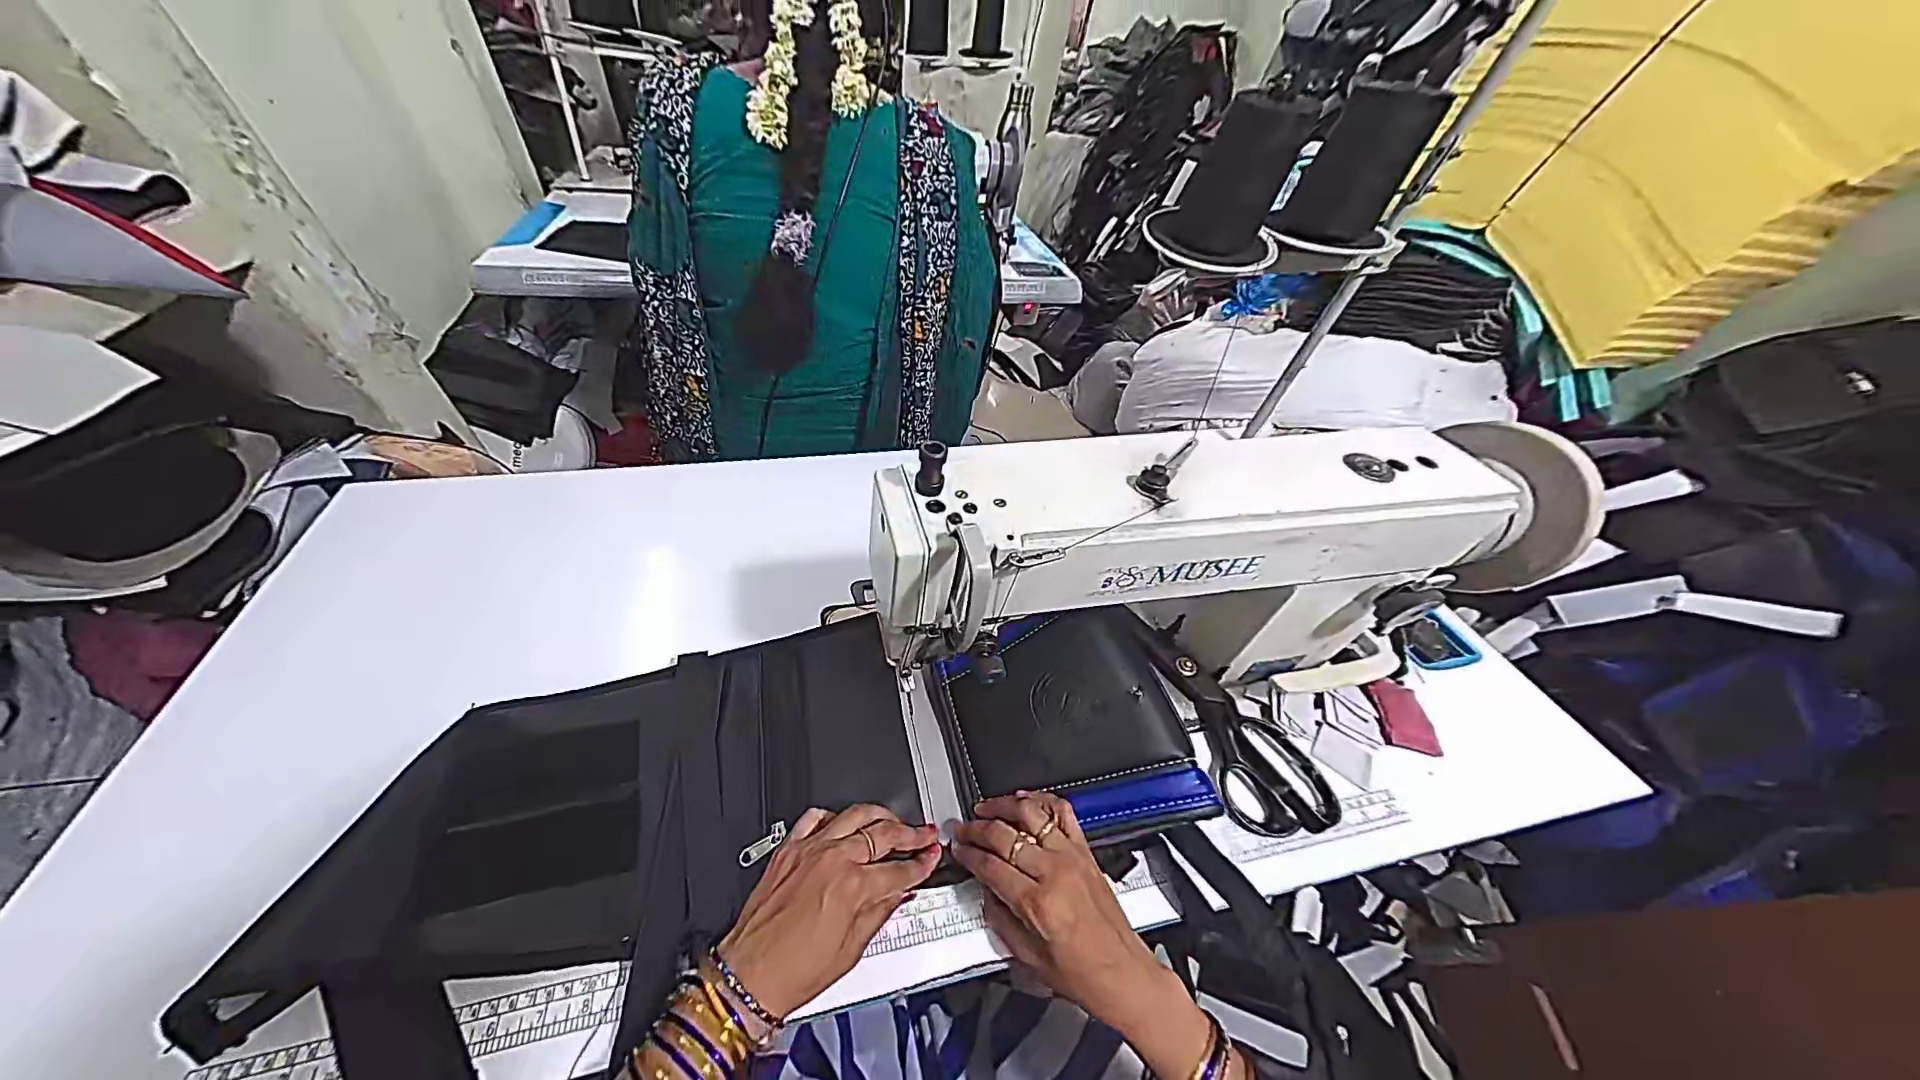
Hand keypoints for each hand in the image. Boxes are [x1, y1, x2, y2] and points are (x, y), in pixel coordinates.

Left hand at [717, 805, 939, 1018]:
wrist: (748, 977)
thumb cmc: (792, 972)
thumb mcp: (852, 950)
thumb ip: (880, 912)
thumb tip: (898, 893)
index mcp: (852, 888)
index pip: (900, 869)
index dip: (922, 863)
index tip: (930, 858)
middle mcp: (832, 860)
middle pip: (884, 833)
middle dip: (912, 833)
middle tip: (924, 834)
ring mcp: (809, 850)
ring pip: (855, 814)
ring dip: (881, 816)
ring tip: (893, 821)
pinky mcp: (789, 849)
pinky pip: (816, 816)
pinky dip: (835, 815)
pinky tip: (844, 821)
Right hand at [952, 793, 1213, 1079]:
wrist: (1124, 975)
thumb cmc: (1085, 974)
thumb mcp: (1029, 958)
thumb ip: (1001, 920)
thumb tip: (985, 893)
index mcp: (1037, 903)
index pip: (990, 865)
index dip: (968, 854)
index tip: (959, 849)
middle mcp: (1055, 872)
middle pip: (1003, 834)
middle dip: (976, 828)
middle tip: (964, 828)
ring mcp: (1072, 856)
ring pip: (1030, 813)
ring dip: (1002, 805)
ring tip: (986, 807)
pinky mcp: (1086, 851)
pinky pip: (1062, 812)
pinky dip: (1042, 799)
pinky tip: (1026, 799)